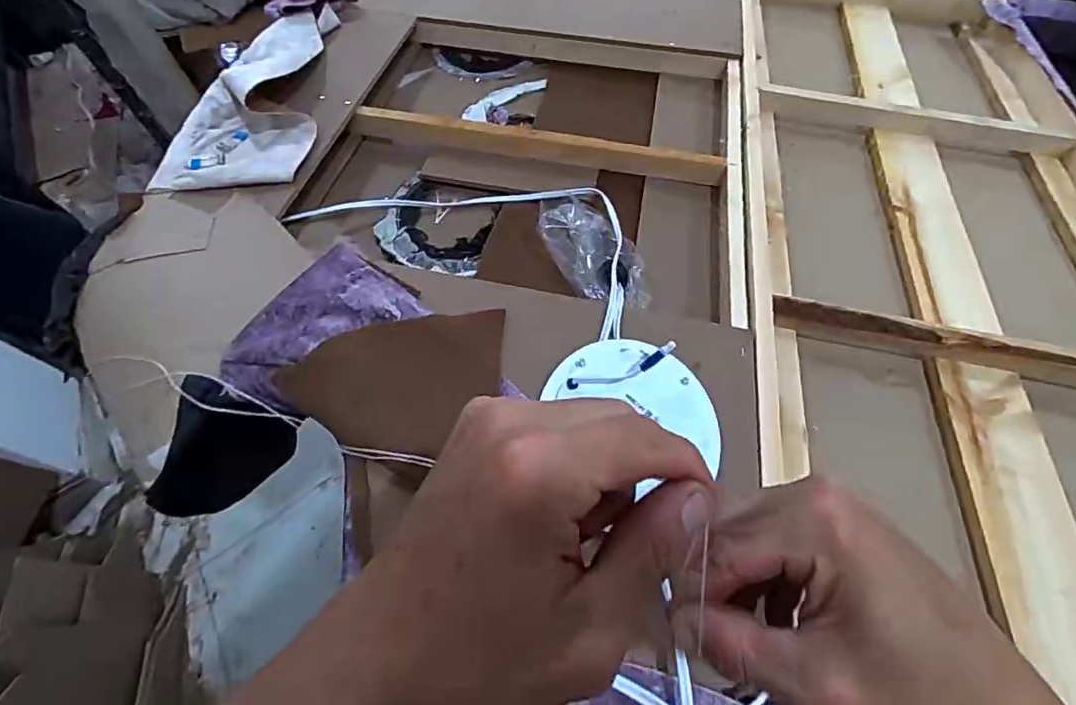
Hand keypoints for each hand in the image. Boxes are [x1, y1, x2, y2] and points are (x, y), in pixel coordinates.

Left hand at [231, 397, 713, 704]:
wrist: (376, 661)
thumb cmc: (480, 663)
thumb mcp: (589, 633)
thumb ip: (654, 554)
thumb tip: (696, 498)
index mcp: (539, 468)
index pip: (648, 438)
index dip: (689, 469)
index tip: (699, 514)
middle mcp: (514, 418)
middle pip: (623, 418)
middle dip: (651, 468)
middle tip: (647, 533)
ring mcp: (491, 411)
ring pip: (596, 416)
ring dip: (616, 462)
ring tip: (597, 529)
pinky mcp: (480, 418)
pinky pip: (562, 420)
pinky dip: (582, 456)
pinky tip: (562, 509)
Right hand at [673, 477, 1061, 704]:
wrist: (990, 698)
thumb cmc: (910, 688)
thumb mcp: (812, 677)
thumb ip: (733, 642)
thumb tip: (676, 618)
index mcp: (812, 513)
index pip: (718, 541)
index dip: (689, 593)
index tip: (669, 639)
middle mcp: (819, 492)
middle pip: (732, 526)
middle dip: (713, 582)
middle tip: (703, 642)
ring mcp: (835, 504)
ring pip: (753, 533)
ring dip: (737, 584)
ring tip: (739, 642)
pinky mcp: (846, 525)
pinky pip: (783, 540)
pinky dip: (766, 580)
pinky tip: (775, 626)